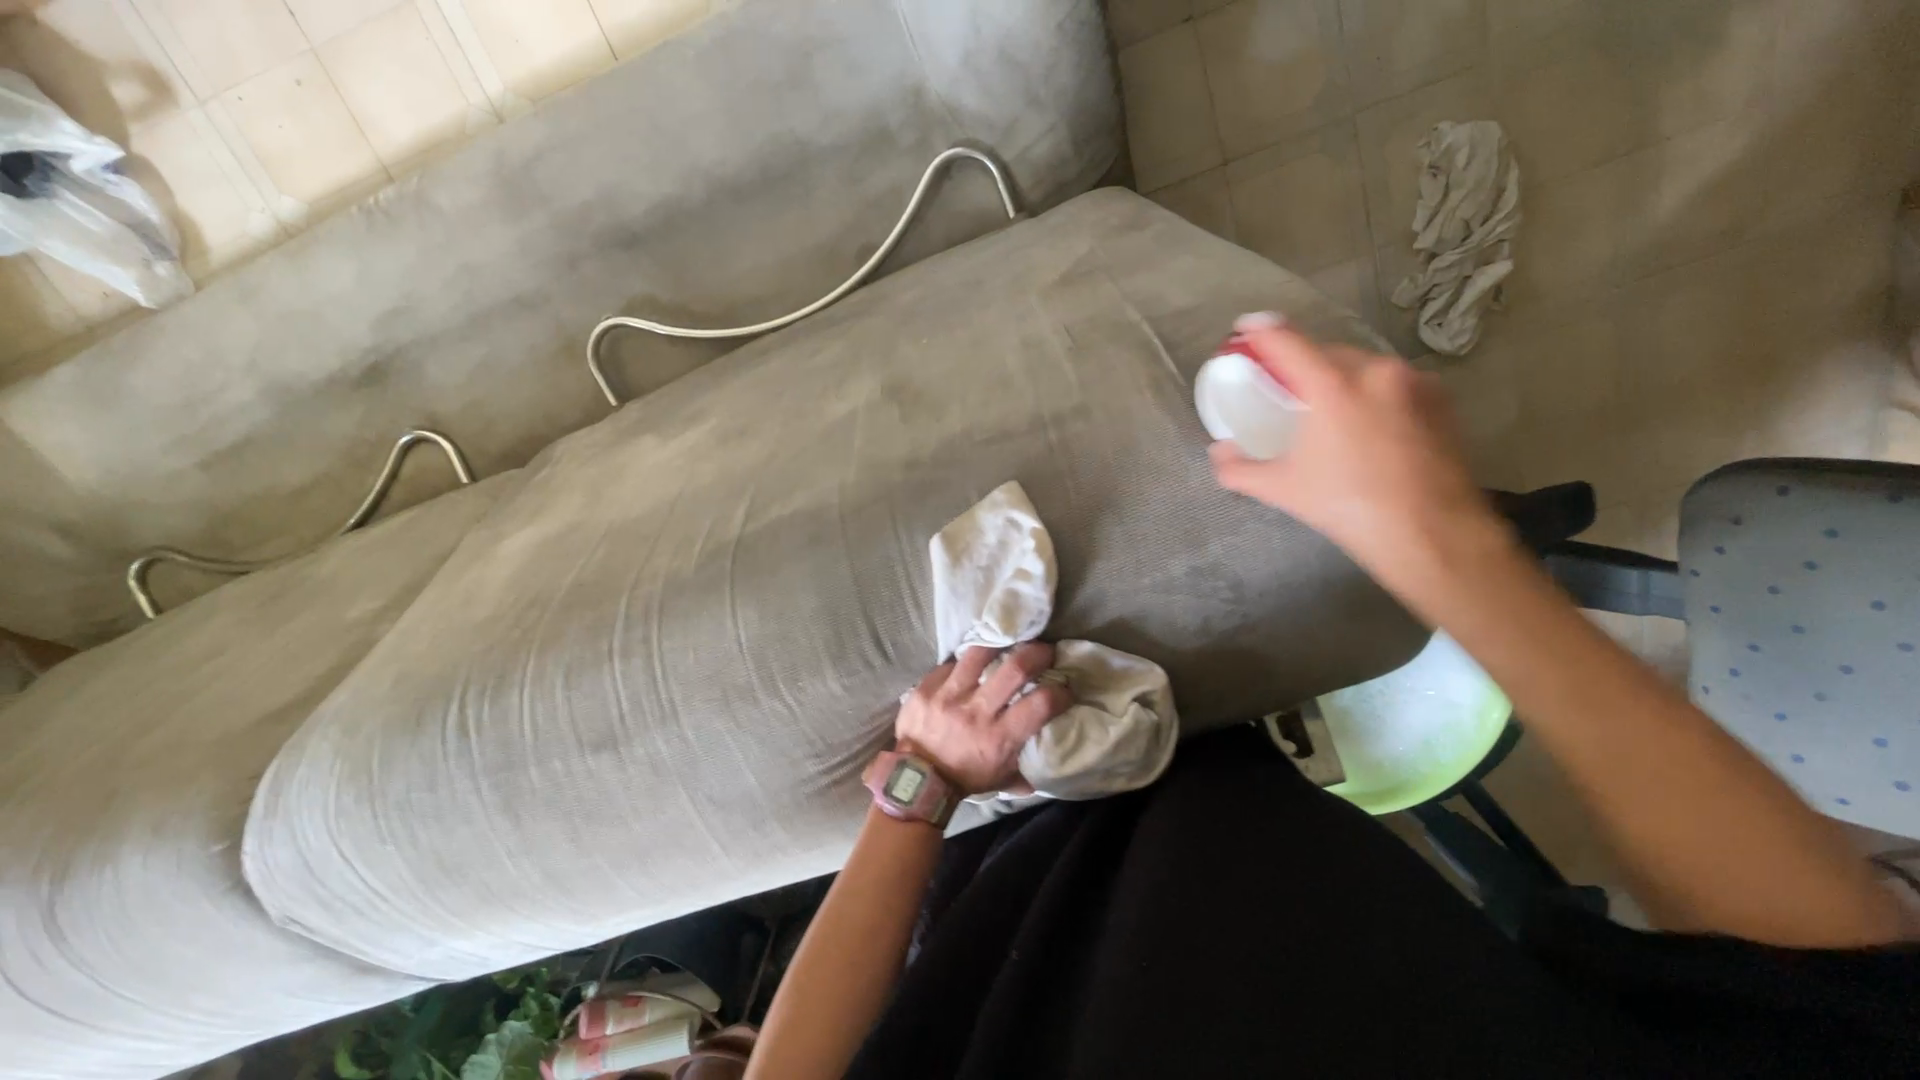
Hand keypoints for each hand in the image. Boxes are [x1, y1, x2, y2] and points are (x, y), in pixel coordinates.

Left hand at [895, 643, 1071, 795]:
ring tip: (1007, 641)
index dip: (1061, 692)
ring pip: (979, 653)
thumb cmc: (963, 778)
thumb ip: (1025, 768)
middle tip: (1045, 651)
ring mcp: (948, 696)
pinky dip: (963, 663)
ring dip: (999, 643)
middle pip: (1015, 668)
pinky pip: (950, 664)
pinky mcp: (925, 688)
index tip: (1065, 688)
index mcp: (1000, 737)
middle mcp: (977, 712)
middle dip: (1037, 653)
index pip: (1041, 704)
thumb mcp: (1001, 778)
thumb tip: (1047, 765)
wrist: (915, 780)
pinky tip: (969, 664)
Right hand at [1207, 313, 1501, 577]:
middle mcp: (1376, 371)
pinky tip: (1371, 424)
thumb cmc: (1348, 506)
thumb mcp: (1282, 489)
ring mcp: (1414, 382)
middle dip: (1305, 363)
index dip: (1261, 330)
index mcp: (1332, 385)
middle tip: (1289, 385)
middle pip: (1329, 352)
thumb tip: (1220, 454)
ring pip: (1366, 367)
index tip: (1246, 328)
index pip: (1287, 340)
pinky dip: (1377, 394)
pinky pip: (1397, 384)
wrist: (1430, 531)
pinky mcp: (1441, 399)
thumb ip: (1239, 469)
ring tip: (1332, 407)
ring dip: (1344, 378)